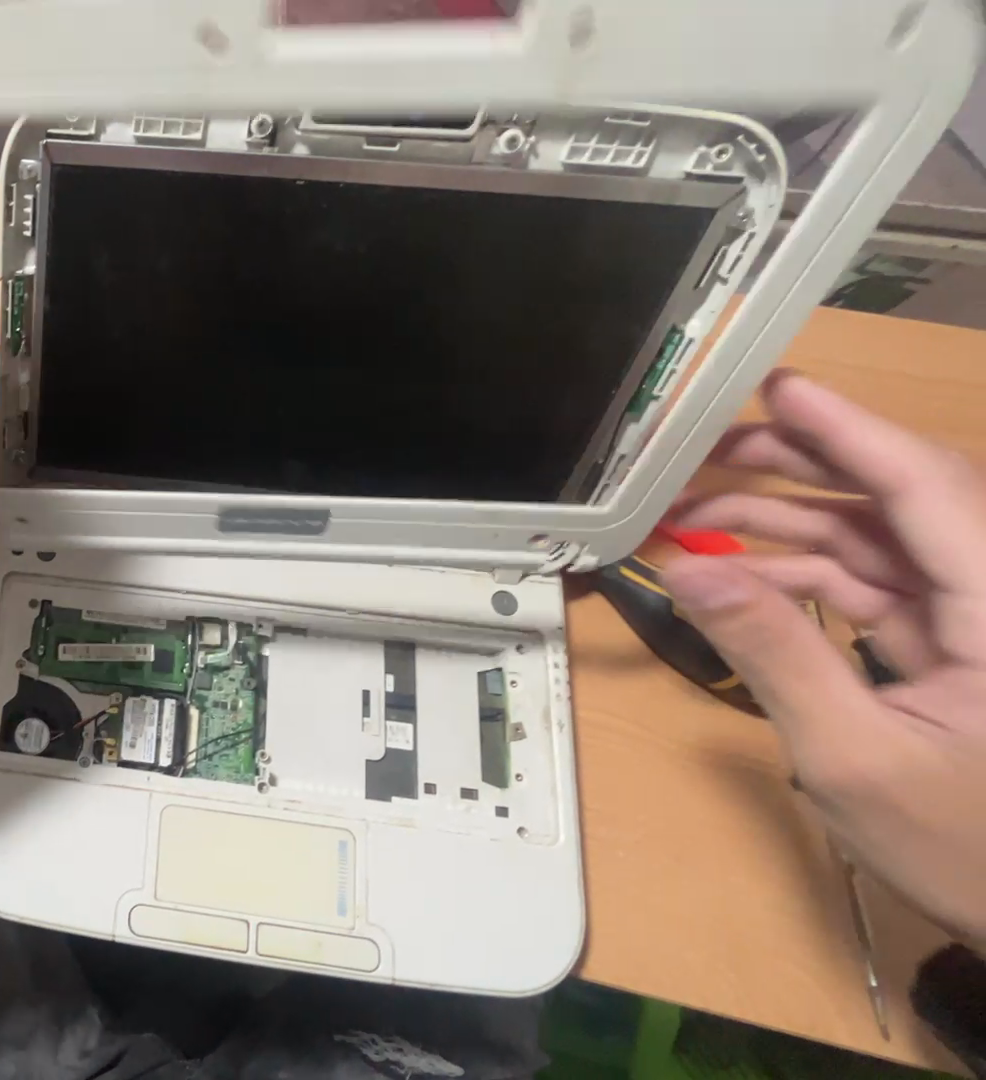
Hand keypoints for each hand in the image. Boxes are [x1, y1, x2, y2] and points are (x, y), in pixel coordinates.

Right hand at [663, 372, 985, 951]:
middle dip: (803, 469)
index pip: (933, 495)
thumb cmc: (972, 850)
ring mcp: (979, 626)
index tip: (785, 389)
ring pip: (877, 544)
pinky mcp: (956, 651)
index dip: (855, 434)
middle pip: (904, 504)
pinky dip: (795, 578)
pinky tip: (731, 576)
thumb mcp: (854, 756)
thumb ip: (774, 656)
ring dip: (780, 526)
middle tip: (707, 451)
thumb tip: (689, 573)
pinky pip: (870, 590)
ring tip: (690, 517)